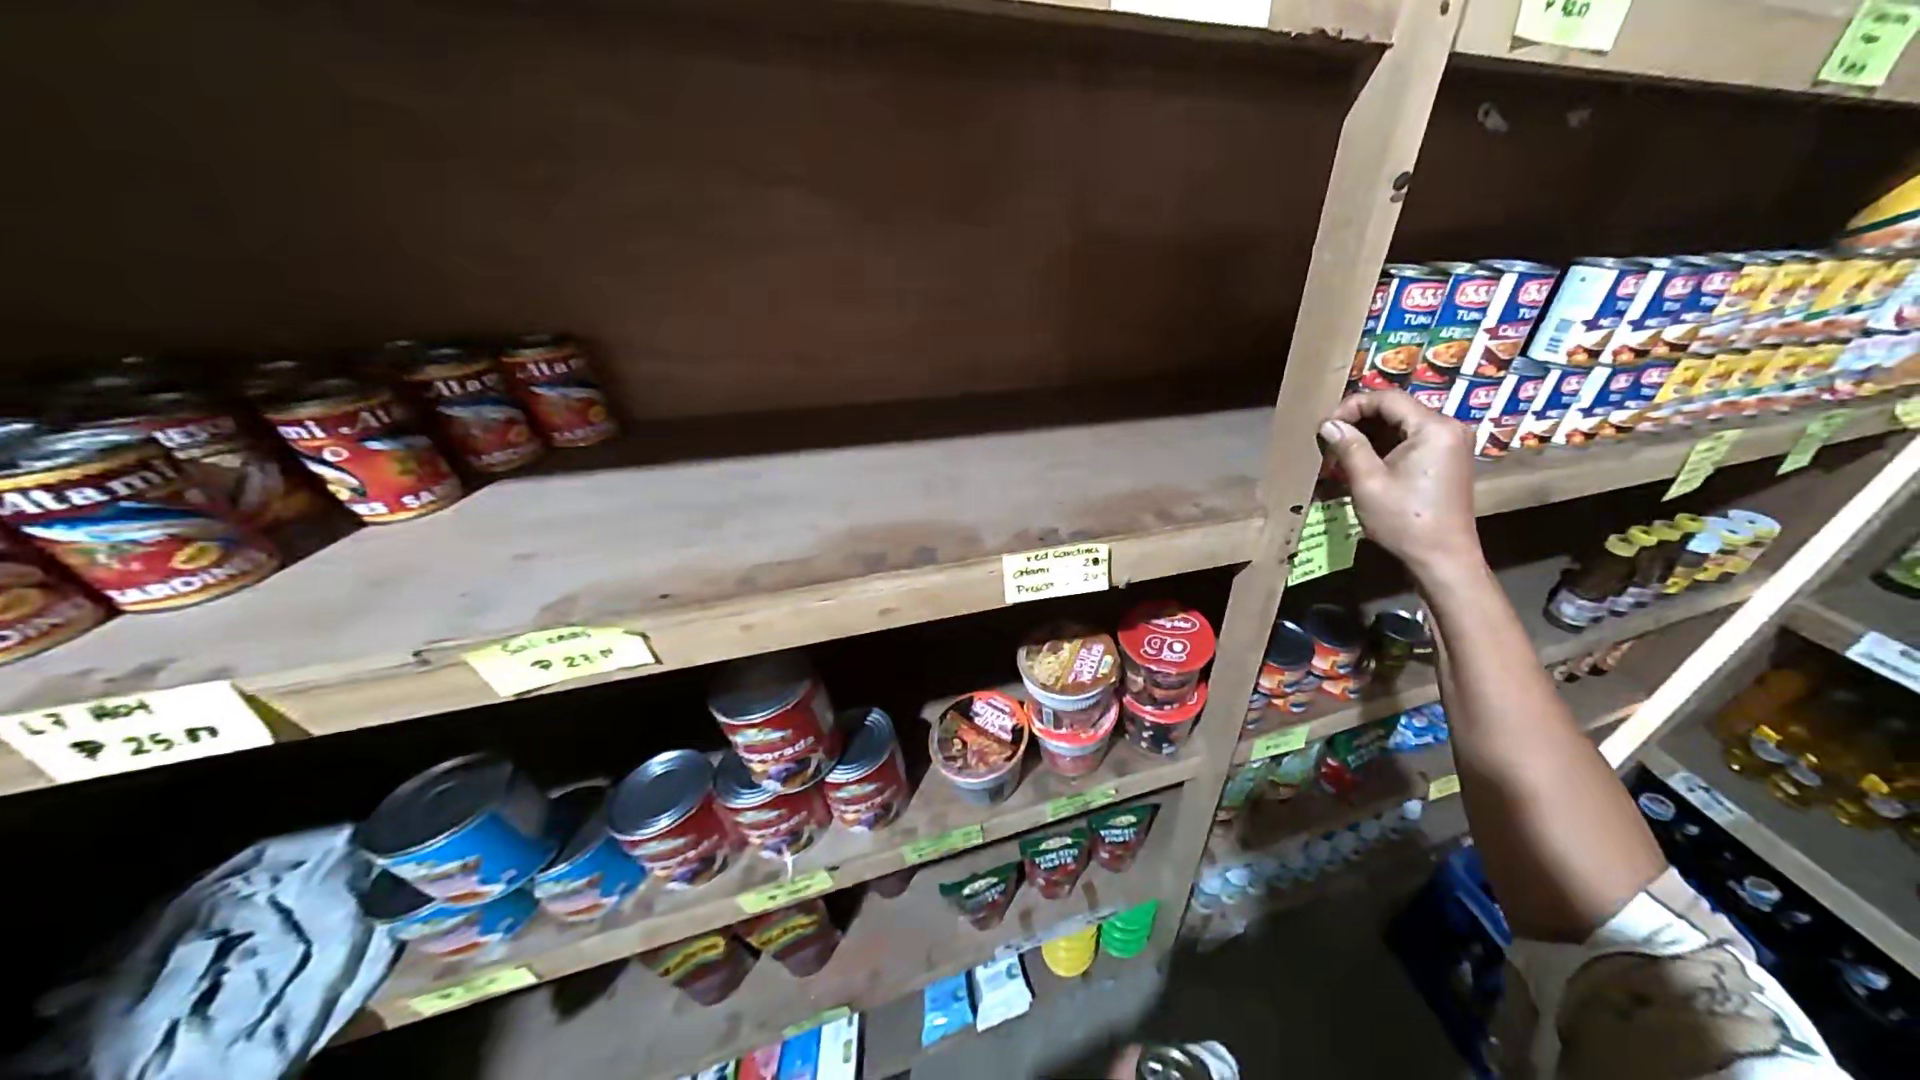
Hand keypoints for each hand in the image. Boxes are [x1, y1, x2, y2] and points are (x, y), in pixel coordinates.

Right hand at [1318, 390, 1481, 581]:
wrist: (1443, 557)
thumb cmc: (1404, 520)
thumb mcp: (1368, 482)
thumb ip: (1349, 447)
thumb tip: (1328, 425)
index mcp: (1434, 428)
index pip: (1387, 398)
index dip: (1351, 406)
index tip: (1326, 428)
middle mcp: (1448, 428)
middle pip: (1395, 410)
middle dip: (1358, 423)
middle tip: (1329, 444)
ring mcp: (1450, 444)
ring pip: (1400, 426)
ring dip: (1368, 437)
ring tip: (1341, 458)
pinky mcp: (1447, 459)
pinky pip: (1410, 441)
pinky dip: (1384, 448)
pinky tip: (1362, 466)